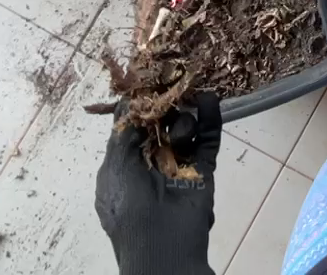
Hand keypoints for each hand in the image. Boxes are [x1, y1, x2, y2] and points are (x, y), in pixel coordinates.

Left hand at [95, 94, 220, 274]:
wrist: (163, 249)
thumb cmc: (130, 209)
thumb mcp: (116, 170)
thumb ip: (123, 132)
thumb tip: (130, 99)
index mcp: (125, 165)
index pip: (133, 126)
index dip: (141, 104)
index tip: (150, 78)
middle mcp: (151, 161)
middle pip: (161, 123)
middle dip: (166, 104)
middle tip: (172, 83)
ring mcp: (179, 164)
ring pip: (184, 127)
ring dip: (184, 116)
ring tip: (184, 117)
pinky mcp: (203, 168)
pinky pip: (208, 138)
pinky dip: (211, 117)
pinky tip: (210, 99)